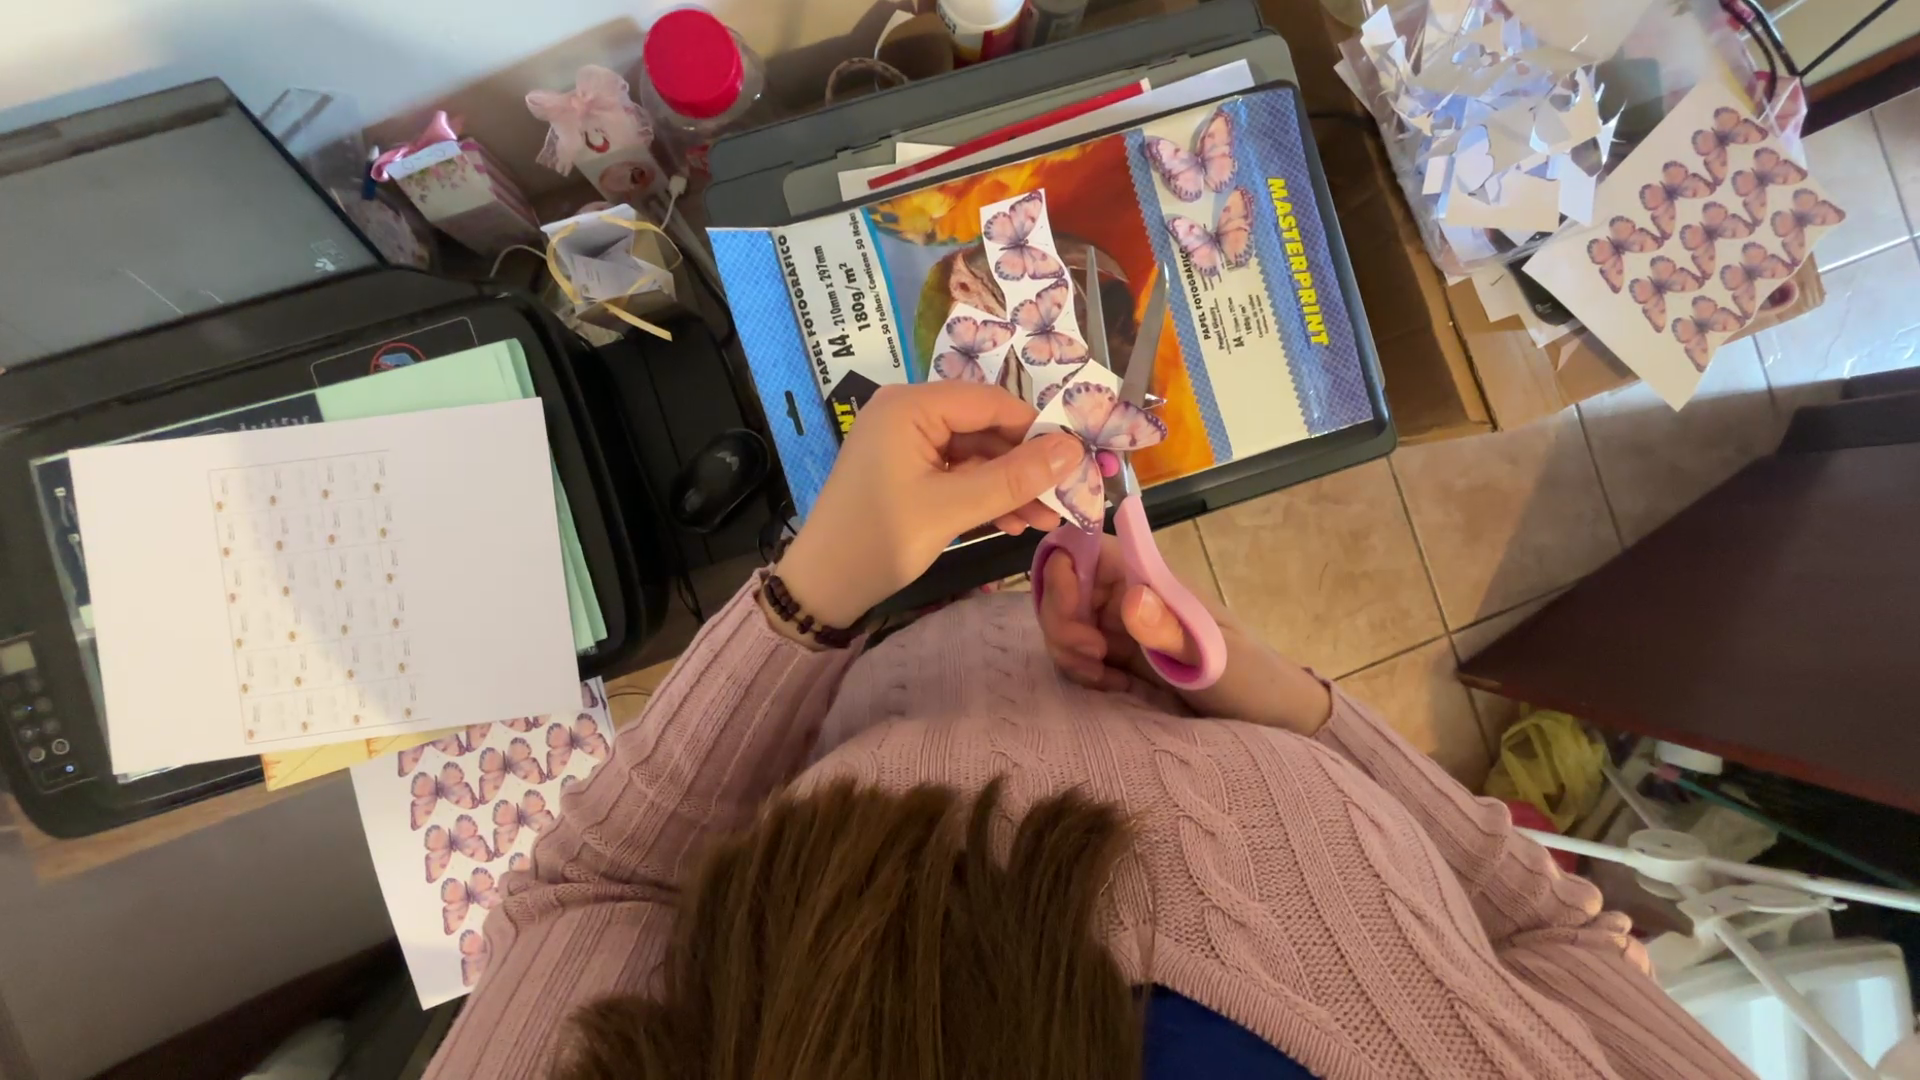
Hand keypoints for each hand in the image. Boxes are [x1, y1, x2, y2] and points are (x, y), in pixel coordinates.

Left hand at [776, 382, 1084, 626]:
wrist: (823, 586)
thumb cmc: (880, 540)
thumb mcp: (952, 508)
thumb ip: (1013, 478)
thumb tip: (1073, 450)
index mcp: (910, 406)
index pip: (990, 402)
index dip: (1036, 430)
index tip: (1075, 461)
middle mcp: (908, 413)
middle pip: (984, 428)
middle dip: (1025, 466)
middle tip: (1064, 498)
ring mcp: (906, 443)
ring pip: (975, 456)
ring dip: (1009, 487)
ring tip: (1045, 521)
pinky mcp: (907, 471)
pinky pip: (957, 474)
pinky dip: (984, 496)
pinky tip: (1013, 523)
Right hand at [1037, 534, 1331, 735]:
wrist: (1269, 716)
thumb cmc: (1250, 678)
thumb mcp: (1215, 658)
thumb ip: (1170, 630)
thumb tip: (1129, 597)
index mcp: (1150, 580)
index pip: (1089, 548)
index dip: (1064, 566)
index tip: (1069, 606)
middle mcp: (1127, 596)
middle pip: (1065, 587)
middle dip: (1061, 621)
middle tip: (1091, 657)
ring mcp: (1119, 628)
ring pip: (1064, 622)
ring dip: (1067, 649)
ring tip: (1101, 677)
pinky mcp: (1116, 658)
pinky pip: (1076, 654)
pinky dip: (1079, 671)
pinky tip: (1108, 687)